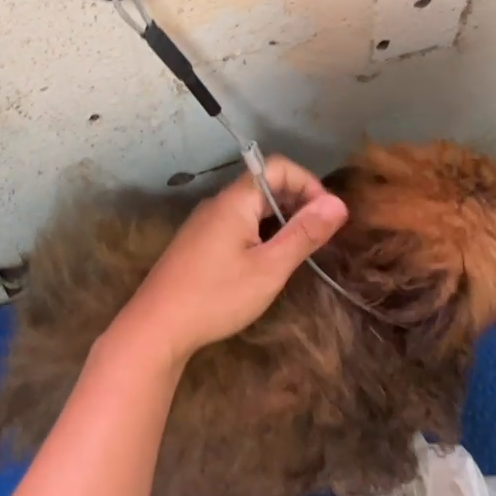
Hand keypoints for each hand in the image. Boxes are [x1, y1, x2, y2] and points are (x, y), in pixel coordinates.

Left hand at [108, 157, 348, 365]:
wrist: (156, 328)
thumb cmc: (216, 297)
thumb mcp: (269, 268)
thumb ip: (304, 234)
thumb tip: (339, 204)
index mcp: (235, 201)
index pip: (278, 167)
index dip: (308, 184)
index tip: (327, 216)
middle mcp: (218, 204)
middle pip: (265, 185)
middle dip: (298, 203)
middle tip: (318, 237)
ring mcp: (204, 224)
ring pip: (251, 208)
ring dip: (280, 221)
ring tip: (297, 252)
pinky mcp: (198, 245)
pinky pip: (237, 225)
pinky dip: (260, 234)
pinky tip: (266, 263)